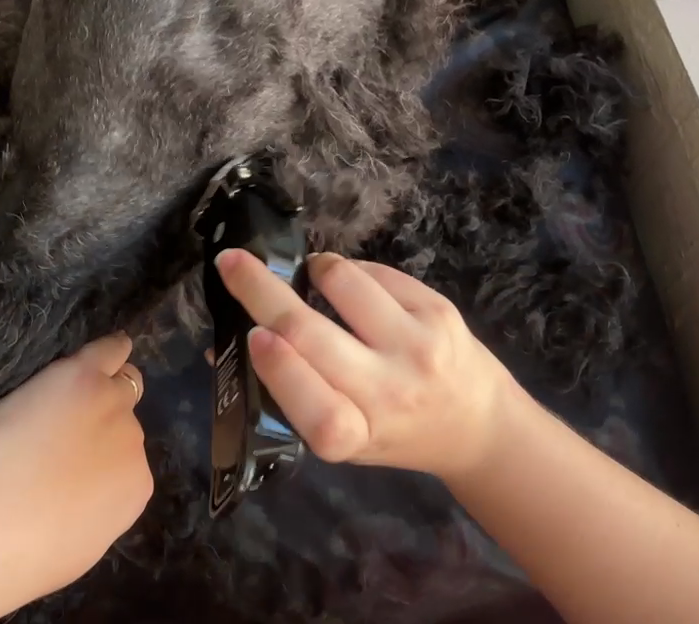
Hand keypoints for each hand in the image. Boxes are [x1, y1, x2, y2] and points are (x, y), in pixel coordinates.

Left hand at [0, 334, 151, 602]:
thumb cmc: (17, 554)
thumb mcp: (74, 547)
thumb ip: (95, 509)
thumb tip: (88, 493)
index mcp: (134, 489)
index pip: (127, 465)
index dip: (101, 463)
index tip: (75, 467)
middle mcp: (132, 442)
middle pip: (123, 425)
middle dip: (100, 430)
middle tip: (63, 437)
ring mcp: (110, 403)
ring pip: (121, 384)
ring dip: (103, 389)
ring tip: (82, 392)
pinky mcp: (82, 374)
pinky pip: (109, 351)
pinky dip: (113, 348)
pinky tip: (114, 345)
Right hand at [216, 250, 522, 478]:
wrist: (479, 424)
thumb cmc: (394, 432)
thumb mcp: (343, 435)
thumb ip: (289, 395)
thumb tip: (219, 347)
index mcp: (358, 436)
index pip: (316, 411)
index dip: (279, 370)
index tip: (251, 334)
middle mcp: (390, 393)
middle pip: (312, 333)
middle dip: (261, 289)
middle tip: (232, 262)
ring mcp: (419, 348)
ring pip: (345, 284)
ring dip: (316, 268)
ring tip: (312, 273)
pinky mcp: (440, 311)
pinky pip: (377, 272)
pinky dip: (352, 270)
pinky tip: (353, 284)